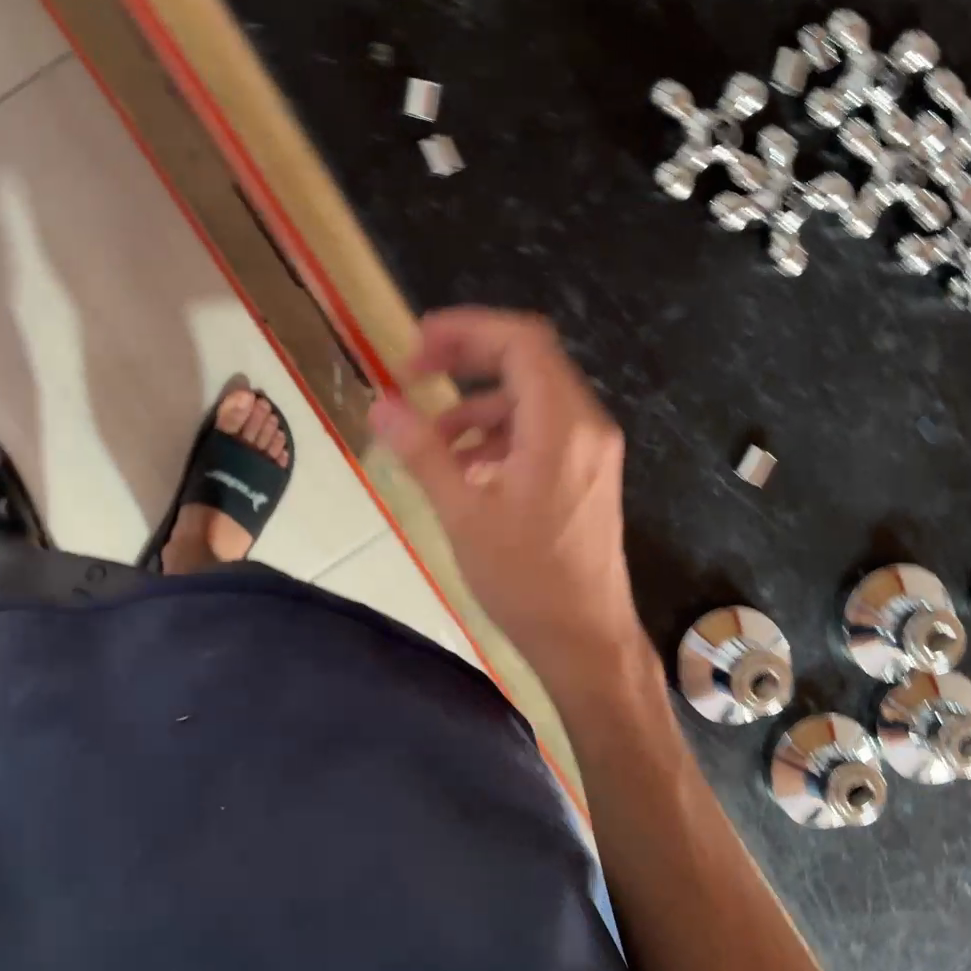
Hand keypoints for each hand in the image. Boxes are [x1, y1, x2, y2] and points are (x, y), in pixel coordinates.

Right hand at [370, 308, 647, 680]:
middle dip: (464, 360)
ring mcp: (589, 449)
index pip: (519, 342)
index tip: (413, 347)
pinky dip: (496, 433)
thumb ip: (422, 452)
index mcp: (560, 425)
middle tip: (411, 374)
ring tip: (429, 437)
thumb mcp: (463, 514)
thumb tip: (380, 406)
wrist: (586, 640)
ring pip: (529, 397)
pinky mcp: (584, 472)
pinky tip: (463, 467)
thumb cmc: (525, 580)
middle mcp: (584, 424)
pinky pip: (538, 430)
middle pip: (525, 361)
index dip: (464, 330)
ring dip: (475, 404)